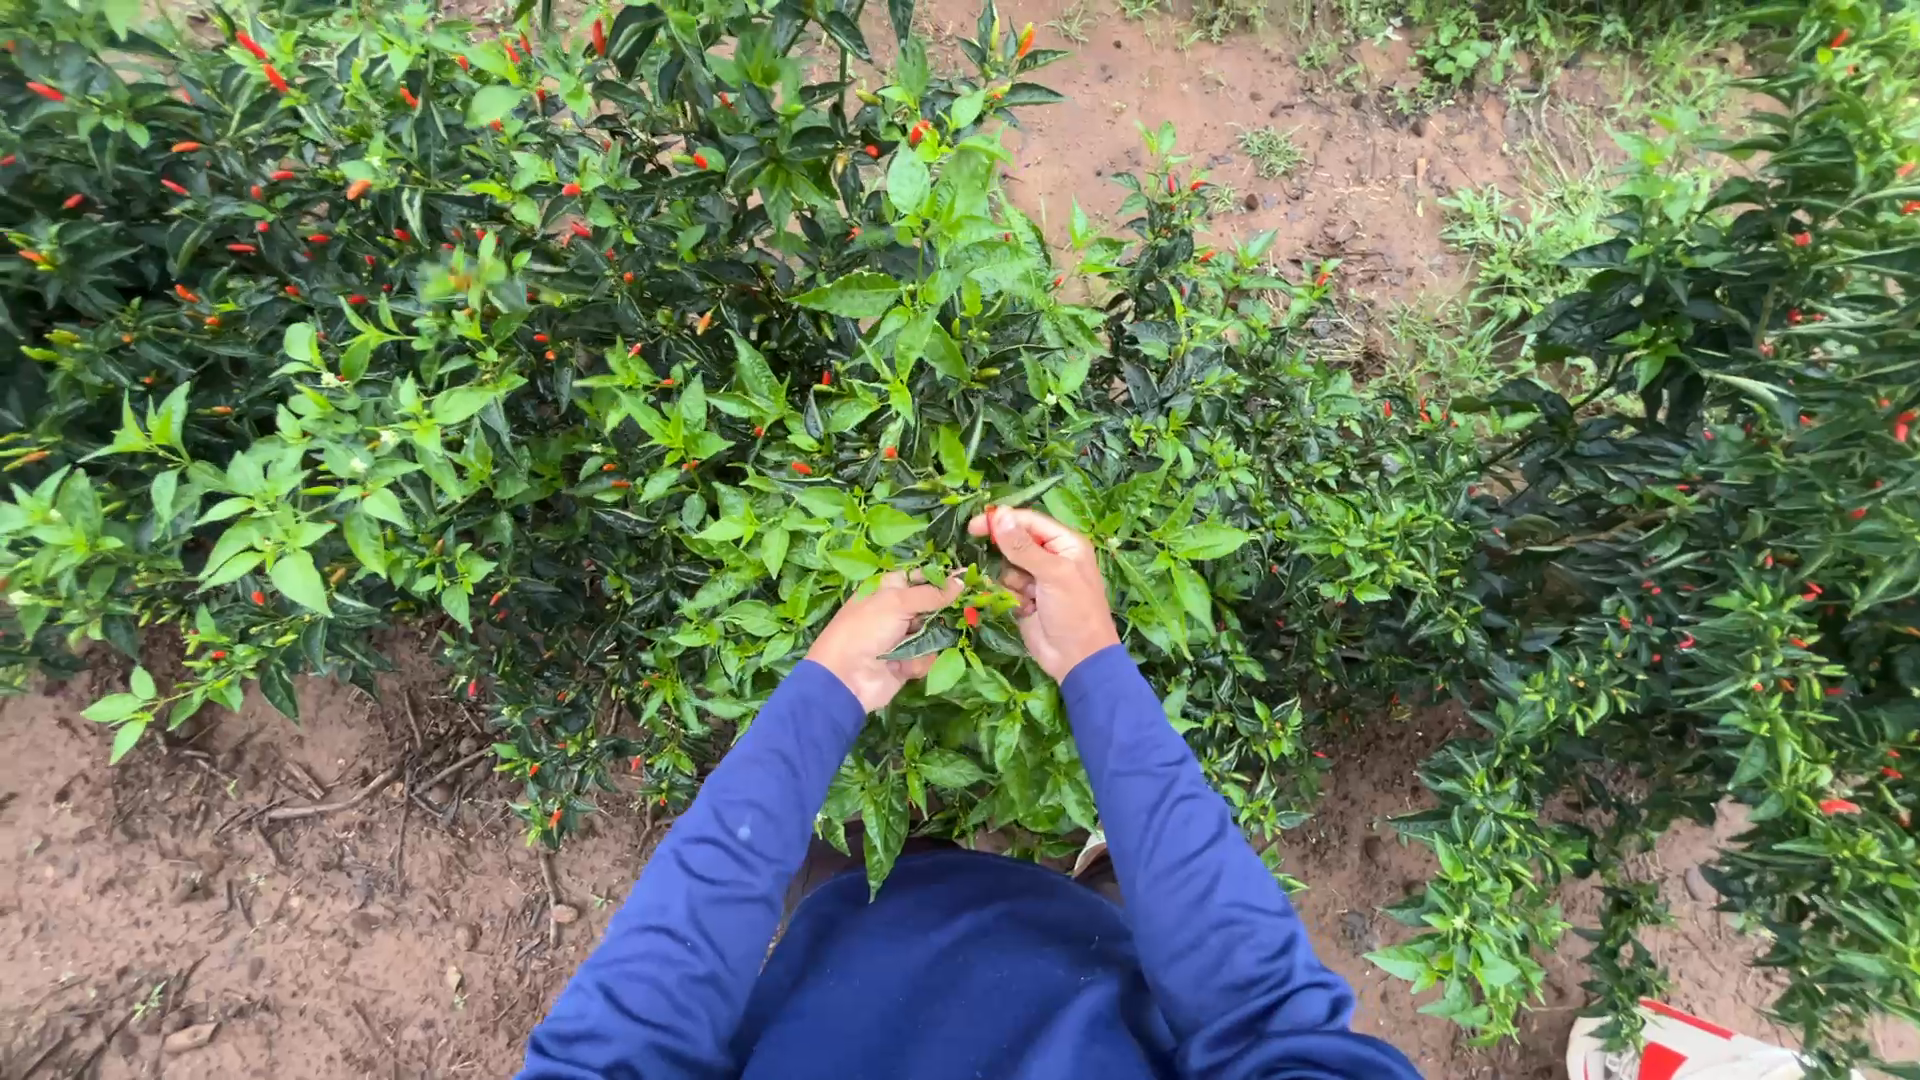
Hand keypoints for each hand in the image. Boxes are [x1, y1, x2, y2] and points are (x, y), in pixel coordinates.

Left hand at [805, 571, 965, 711]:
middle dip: (943, 612)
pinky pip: (927, 657)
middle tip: (963, 612)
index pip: (920, 577)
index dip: (941, 578)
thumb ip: (931, 593)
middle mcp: (896, 611)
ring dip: (929, 640)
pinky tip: (904, 666)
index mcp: (888, 589)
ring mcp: (902, 638)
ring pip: (934, 633)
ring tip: (916, 645)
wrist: (845, 677)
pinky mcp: (907, 662)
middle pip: (932, 606)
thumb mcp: (896, 603)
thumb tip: (960, 581)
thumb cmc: (865, 629)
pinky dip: (918, 662)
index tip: (964, 579)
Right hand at [965, 506, 1119, 681]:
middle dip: (1004, 551)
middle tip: (982, 552)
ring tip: (1028, 596)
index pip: (1029, 521)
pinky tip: (1025, 608)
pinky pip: (1006, 586)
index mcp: (1066, 543)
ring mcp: (1037, 577)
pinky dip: (1010, 596)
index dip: (1003, 520)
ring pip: (1007, 565)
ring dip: (1011, 580)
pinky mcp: (1025, 597)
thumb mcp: (1053, 574)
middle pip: (1015, 541)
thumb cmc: (1074, 611)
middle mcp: (1051, 556)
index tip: (975, 525)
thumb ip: (1023, 546)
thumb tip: (999, 515)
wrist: (1077, 658)